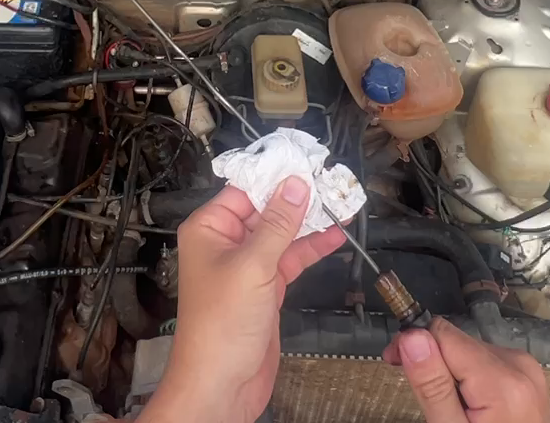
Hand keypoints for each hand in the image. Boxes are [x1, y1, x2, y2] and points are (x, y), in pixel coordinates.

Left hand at [146, 178, 344, 422]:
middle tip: (328, 180)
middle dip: (298, 197)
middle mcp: (226, 241)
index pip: (246, 189)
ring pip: (282, 232)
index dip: (275, 175)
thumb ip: (278, 224)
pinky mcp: (265, 286)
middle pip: (266, 208)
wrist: (221, 386)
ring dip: (310, 220)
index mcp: (210, 227)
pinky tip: (334, 236)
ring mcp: (247, 264)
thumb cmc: (218, 328)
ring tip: (339, 203)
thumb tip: (294, 185)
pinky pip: (290, 257)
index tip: (304, 162)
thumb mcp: (252, 266)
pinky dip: (311, 247)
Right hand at [384, 317, 549, 422]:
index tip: (397, 362)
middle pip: (455, 341)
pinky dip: (471, 378)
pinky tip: (470, 405)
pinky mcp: (527, 376)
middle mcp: (517, 365)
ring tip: (449, 406)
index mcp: (500, 380)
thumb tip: (411, 337)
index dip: (413, 345)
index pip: (441, 332)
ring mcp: (525, 370)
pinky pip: (485, 362)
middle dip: (433, 362)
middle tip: (421, 395)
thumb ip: (433, 386)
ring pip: (468, 350)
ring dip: (452, 371)